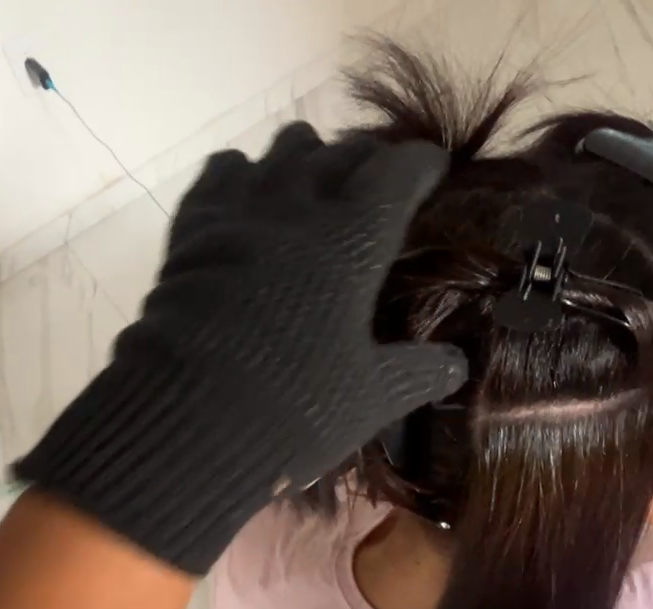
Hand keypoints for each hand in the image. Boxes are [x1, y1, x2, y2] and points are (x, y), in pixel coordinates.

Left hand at [17, 122, 467, 573]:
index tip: (431, 168)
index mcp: (353, 238)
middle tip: (375, 184)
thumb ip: (419, 373)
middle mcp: (299, 205)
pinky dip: (243, 175)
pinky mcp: (193, 226)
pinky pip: (221, 173)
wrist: (193, 414)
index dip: (420, 164)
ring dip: (306, 159)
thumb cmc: (295, 404)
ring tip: (313, 185)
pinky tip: (247, 198)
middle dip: (366, 161)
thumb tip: (459, 365)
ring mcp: (241, 208)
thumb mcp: (371, 397)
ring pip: (281, 150)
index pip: (398, 172)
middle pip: (341, 152)